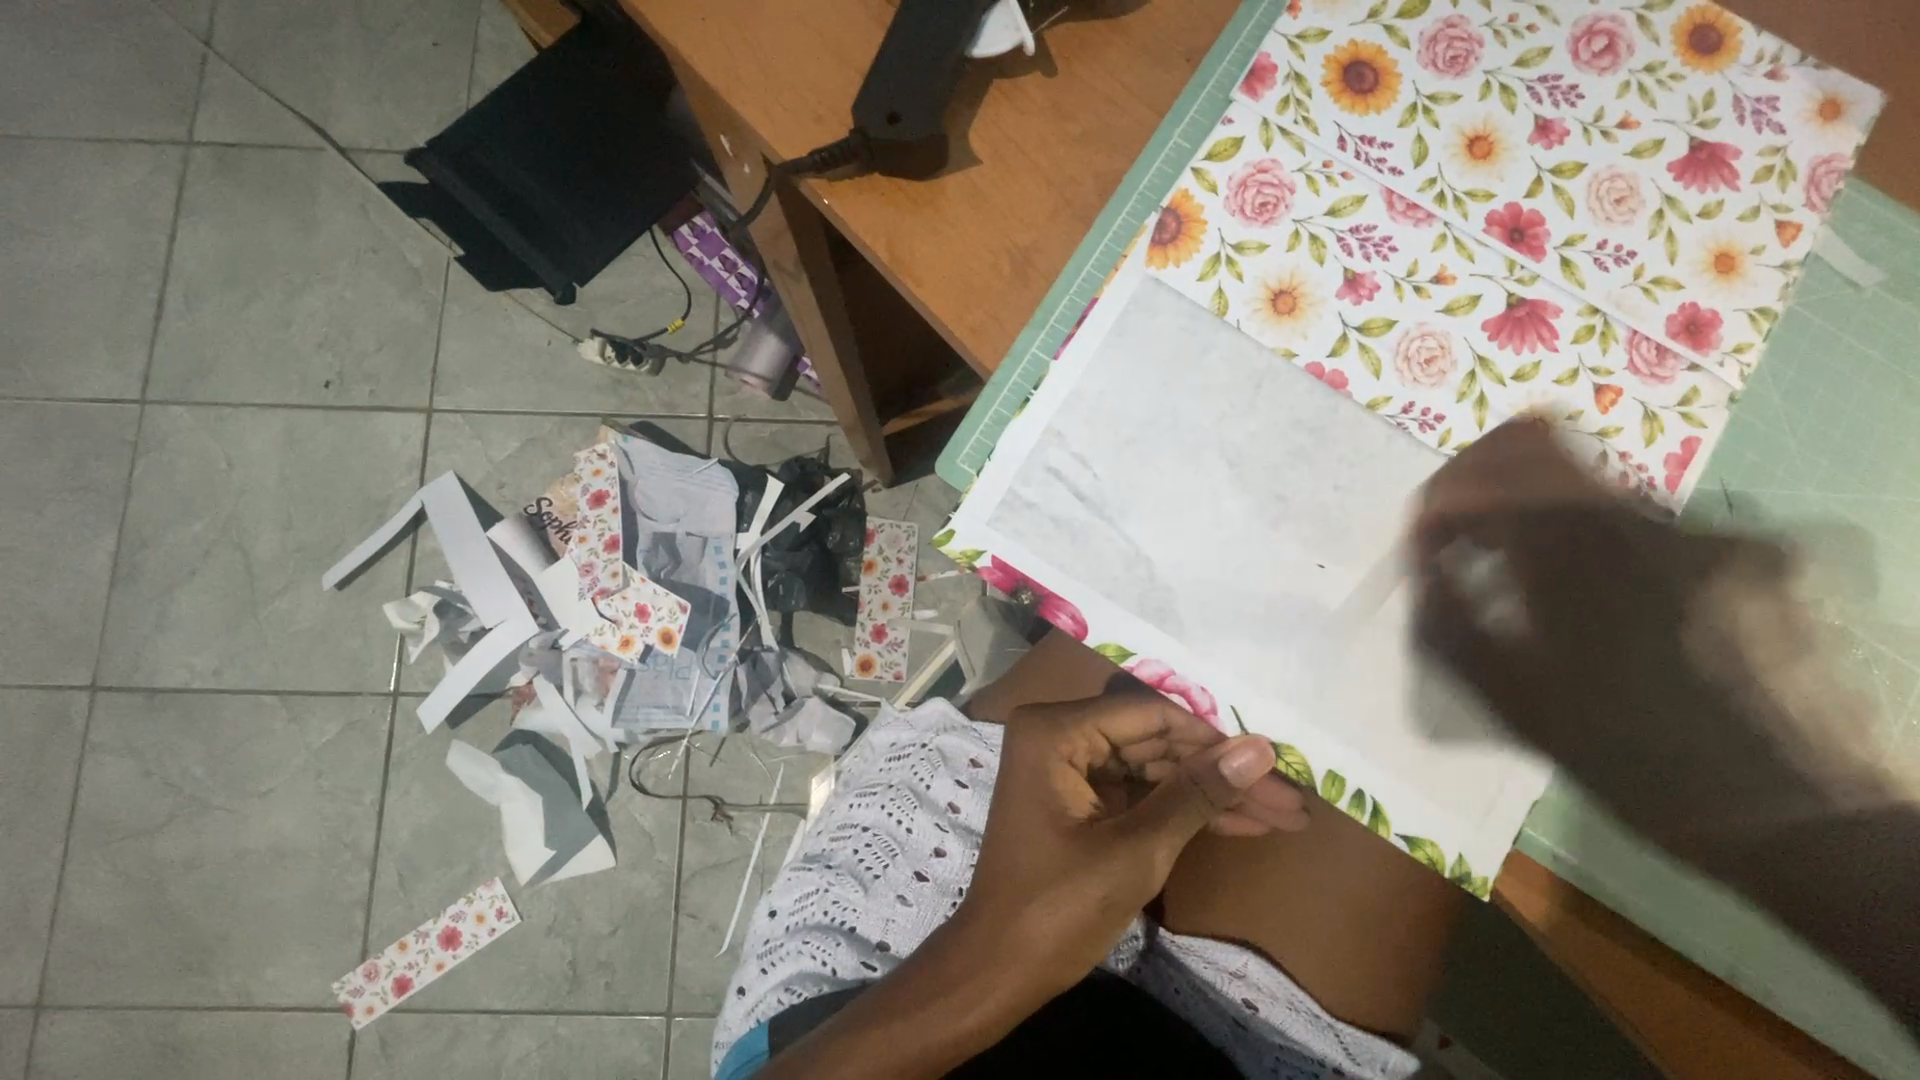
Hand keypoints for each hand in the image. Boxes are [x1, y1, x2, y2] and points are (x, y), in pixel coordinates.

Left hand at [952, 692, 1306, 999]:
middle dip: (1221, 773)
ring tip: (1283, 816)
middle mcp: (1059, 735)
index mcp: (1055, 730)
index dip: (1215, 739)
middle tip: (1291, 799)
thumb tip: (1260, 750)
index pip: (1151, 715)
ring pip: (1154, 768)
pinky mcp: (1080, 800)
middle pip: (1155, 741)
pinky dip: (1184, 811)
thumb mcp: (1136, 848)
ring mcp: (1069, 768)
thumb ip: (1196, 793)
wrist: (1000, 969)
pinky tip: (1243, 824)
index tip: (1276, 762)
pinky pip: (1139, 793)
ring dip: (1212, 794)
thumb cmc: (1058, 906)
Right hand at [1410, 419, 1889, 867]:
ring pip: (1608, 497)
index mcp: (1584, 552)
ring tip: (1565, 609)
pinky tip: (1638, 621)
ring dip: (1564, 534)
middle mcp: (1659, 520)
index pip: (1506, 452)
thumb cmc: (1636, 767)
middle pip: (1557, 455)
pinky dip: (1626, 558)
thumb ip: (1447, 618)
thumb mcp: (1512, 702)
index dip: (1457, 482)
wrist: (1808, 822)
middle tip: (1485, 557)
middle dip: (1503, 501)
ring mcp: (1727, 533)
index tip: (1438, 531)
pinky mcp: (1774, 555)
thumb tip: (1422, 554)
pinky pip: (1668, 529)